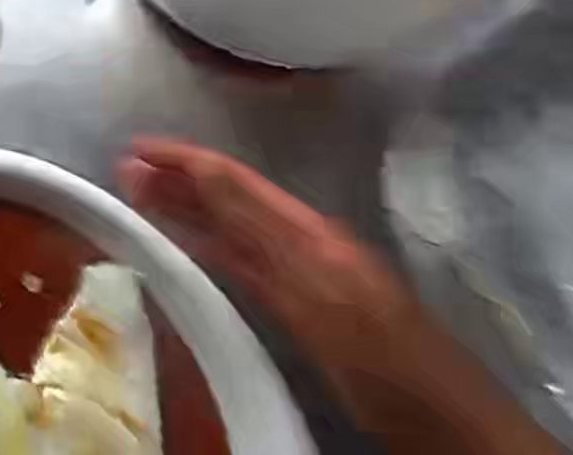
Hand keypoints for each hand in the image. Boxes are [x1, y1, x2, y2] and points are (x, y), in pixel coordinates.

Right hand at [119, 137, 415, 359]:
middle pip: (227, 197)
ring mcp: (298, 273)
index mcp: (307, 229)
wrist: (451, 434)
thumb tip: (203, 170)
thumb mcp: (317, 284)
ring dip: (182, 205)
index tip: (134, 146)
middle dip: (174, 177)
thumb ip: (258, 224)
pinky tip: (177, 238)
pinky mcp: (294, 304)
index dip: (182, 157)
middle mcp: (299, 240)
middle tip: (121, 168)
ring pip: (227, 225)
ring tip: (135, 193)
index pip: (232, 177)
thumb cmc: (380, 355)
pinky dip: (201, 240)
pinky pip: (236, 258)